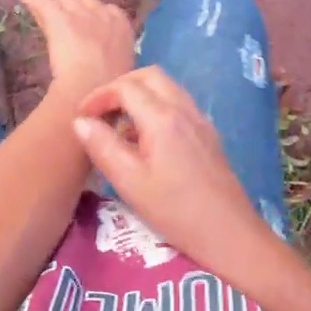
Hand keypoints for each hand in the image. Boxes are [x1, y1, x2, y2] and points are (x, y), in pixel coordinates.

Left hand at [21, 0, 135, 100]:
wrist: (90, 89)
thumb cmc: (107, 86)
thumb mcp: (120, 64)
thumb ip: (113, 50)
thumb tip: (103, 52)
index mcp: (122, 23)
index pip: (105, 9)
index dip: (93, 18)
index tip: (86, 29)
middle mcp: (102, 12)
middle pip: (84, 2)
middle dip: (76, 12)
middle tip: (68, 31)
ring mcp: (80, 13)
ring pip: (65, 2)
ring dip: (59, 10)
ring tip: (51, 25)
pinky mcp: (58, 17)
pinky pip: (44, 1)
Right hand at [71, 67, 277, 275]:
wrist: (230, 234)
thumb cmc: (175, 211)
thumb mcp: (130, 182)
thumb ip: (103, 147)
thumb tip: (80, 121)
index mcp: (162, 118)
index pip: (125, 87)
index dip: (99, 96)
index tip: (81, 116)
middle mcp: (184, 110)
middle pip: (150, 76)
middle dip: (120, 86)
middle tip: (100, 111)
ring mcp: (200, 121)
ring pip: (167, 87)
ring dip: (140, 95)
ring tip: (120, 124)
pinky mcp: (208, 135)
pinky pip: (179, 104)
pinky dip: (156, 107)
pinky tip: (146, 139)